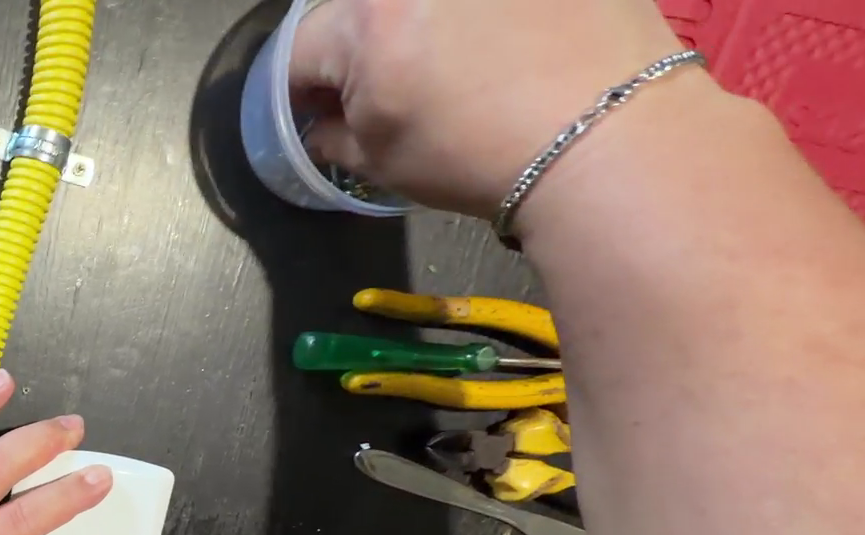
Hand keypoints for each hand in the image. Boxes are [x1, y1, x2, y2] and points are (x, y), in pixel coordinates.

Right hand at [290, 0, 696, 219]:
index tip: (314, 118)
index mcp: (366, 19)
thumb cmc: (470, 153)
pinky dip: (468, 20)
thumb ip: (329, 135)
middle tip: (372, 95)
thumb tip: (319, 124)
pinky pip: (472, 3)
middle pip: (353, 12)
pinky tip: (487, 47)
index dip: (295, 94)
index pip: (297, 52)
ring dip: (408, 30)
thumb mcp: (376, 158)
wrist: (600, 133)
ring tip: (437, 68)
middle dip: (351, 53)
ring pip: (411, 4)